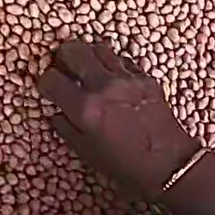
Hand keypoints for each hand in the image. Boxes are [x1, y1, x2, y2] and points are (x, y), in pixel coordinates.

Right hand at [38, 40, 200, 194]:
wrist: (168, 164)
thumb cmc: (126, 165)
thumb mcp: (88, 153)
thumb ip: (67, 128)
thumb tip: (56, 112)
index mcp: (85, 108)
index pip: (51, 79)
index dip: (46, 83)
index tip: (50, 89)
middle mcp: (104, 87)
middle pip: (73, 51)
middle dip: (64, 57)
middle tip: (65, 68)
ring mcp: (128, 80)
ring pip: (100, 48)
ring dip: (90, 56)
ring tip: (90, 69)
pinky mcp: (147, 79)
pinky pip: (124, 61)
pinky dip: (115, 65)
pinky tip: (115, 79)